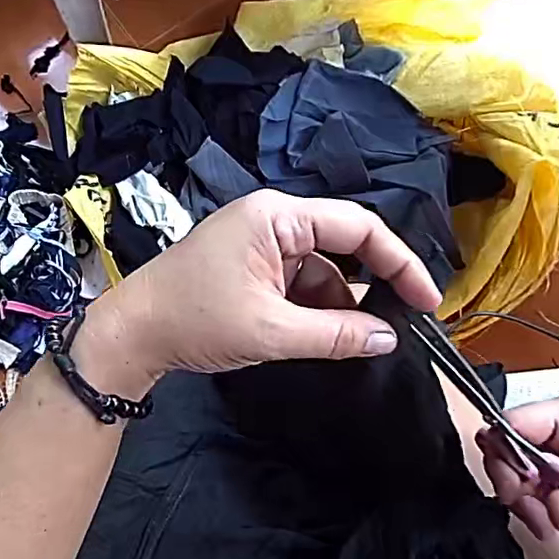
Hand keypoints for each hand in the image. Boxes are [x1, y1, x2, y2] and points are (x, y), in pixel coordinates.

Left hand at [74, 190, 441, 396]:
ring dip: (339, 306)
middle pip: (344, 247)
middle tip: (400, 321)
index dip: (399, 262)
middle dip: (371, 286)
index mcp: (277, 217)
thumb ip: (335, 334)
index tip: (426, 299)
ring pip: (323, 272)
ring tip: (348, 341)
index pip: (358, 228)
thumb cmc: (193, 320)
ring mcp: (263, 245)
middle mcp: (274, 222)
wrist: (132, 335)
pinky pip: (300, 285)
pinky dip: (315, 311)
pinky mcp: (254, 268)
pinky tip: (320, 336)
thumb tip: (388, 338)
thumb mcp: (271, 331)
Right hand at [483, 392, 558, 553]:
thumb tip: (556, 510)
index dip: (508, 455)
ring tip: (555, 525)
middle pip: (509, 446)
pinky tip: (558, 523)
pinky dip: (537, 508)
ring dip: (526, 501)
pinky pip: (534, 486)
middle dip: (515, 484)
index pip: (517, 422)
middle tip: (537, 516)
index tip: (520, 491)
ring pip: (516, 469)